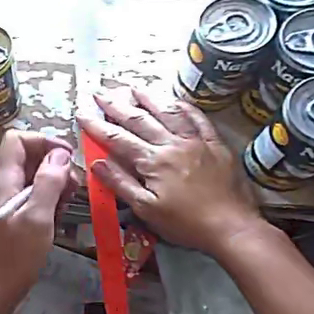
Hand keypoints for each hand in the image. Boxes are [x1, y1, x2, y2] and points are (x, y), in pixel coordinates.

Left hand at [0, 131, 74, 306]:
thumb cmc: (16, 257)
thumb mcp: (38, 217)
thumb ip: (49, 182)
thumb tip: (60, 153)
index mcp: (2, 180)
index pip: (18, 139)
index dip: (44, 141)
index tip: (69, 158)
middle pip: (27, 156)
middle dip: (54, 164)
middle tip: (74, 187)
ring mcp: (2, 201)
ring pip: (30, 176)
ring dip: (53, 183)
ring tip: (68, 203)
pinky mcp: (8, 216)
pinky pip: (29, 195)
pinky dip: (46, 198)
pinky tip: (58, 216)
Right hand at [78, 87, 266, 255]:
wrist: (231, 226)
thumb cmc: (185, 223)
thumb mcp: (146, 209)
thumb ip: (121, 184)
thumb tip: (97, 163)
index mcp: (153, 161)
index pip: (118, 139)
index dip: (97, 126)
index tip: (82, 114)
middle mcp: (172, 144)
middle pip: (140, 120)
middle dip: (117, 106)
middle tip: (101, 93)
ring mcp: (196, 141)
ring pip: (168, 112)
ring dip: (149, 98)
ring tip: (134, 87)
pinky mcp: (215, 145)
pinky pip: (198, 118)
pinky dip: (184, 107)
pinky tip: (175, 100)